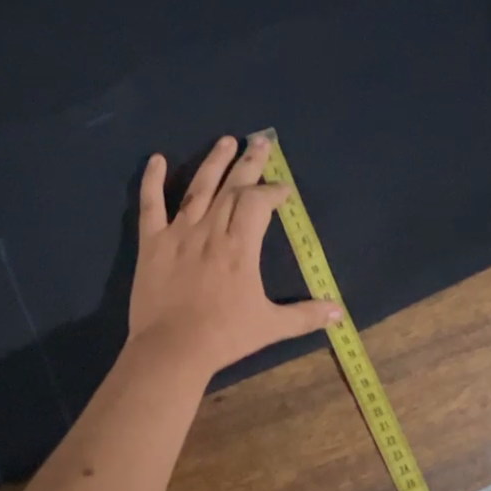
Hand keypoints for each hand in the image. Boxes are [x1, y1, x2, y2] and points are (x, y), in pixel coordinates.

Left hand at [129, 135, 341, 376]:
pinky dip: (152, 180)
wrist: (172, 349)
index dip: (272, 192)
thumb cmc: (224, 337)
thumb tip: (339, 312)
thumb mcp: (270, 327)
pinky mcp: (151, 243)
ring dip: (214, 162)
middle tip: (261, 142)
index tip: (282, 191)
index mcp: (240, 246)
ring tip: (226, 140)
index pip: (258, 203)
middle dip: (249, 164)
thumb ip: (304, 316)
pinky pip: (150, 205)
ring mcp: (178, 234)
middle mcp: (211, 230)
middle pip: (232, 187)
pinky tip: (156, 158)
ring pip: (198, 188)